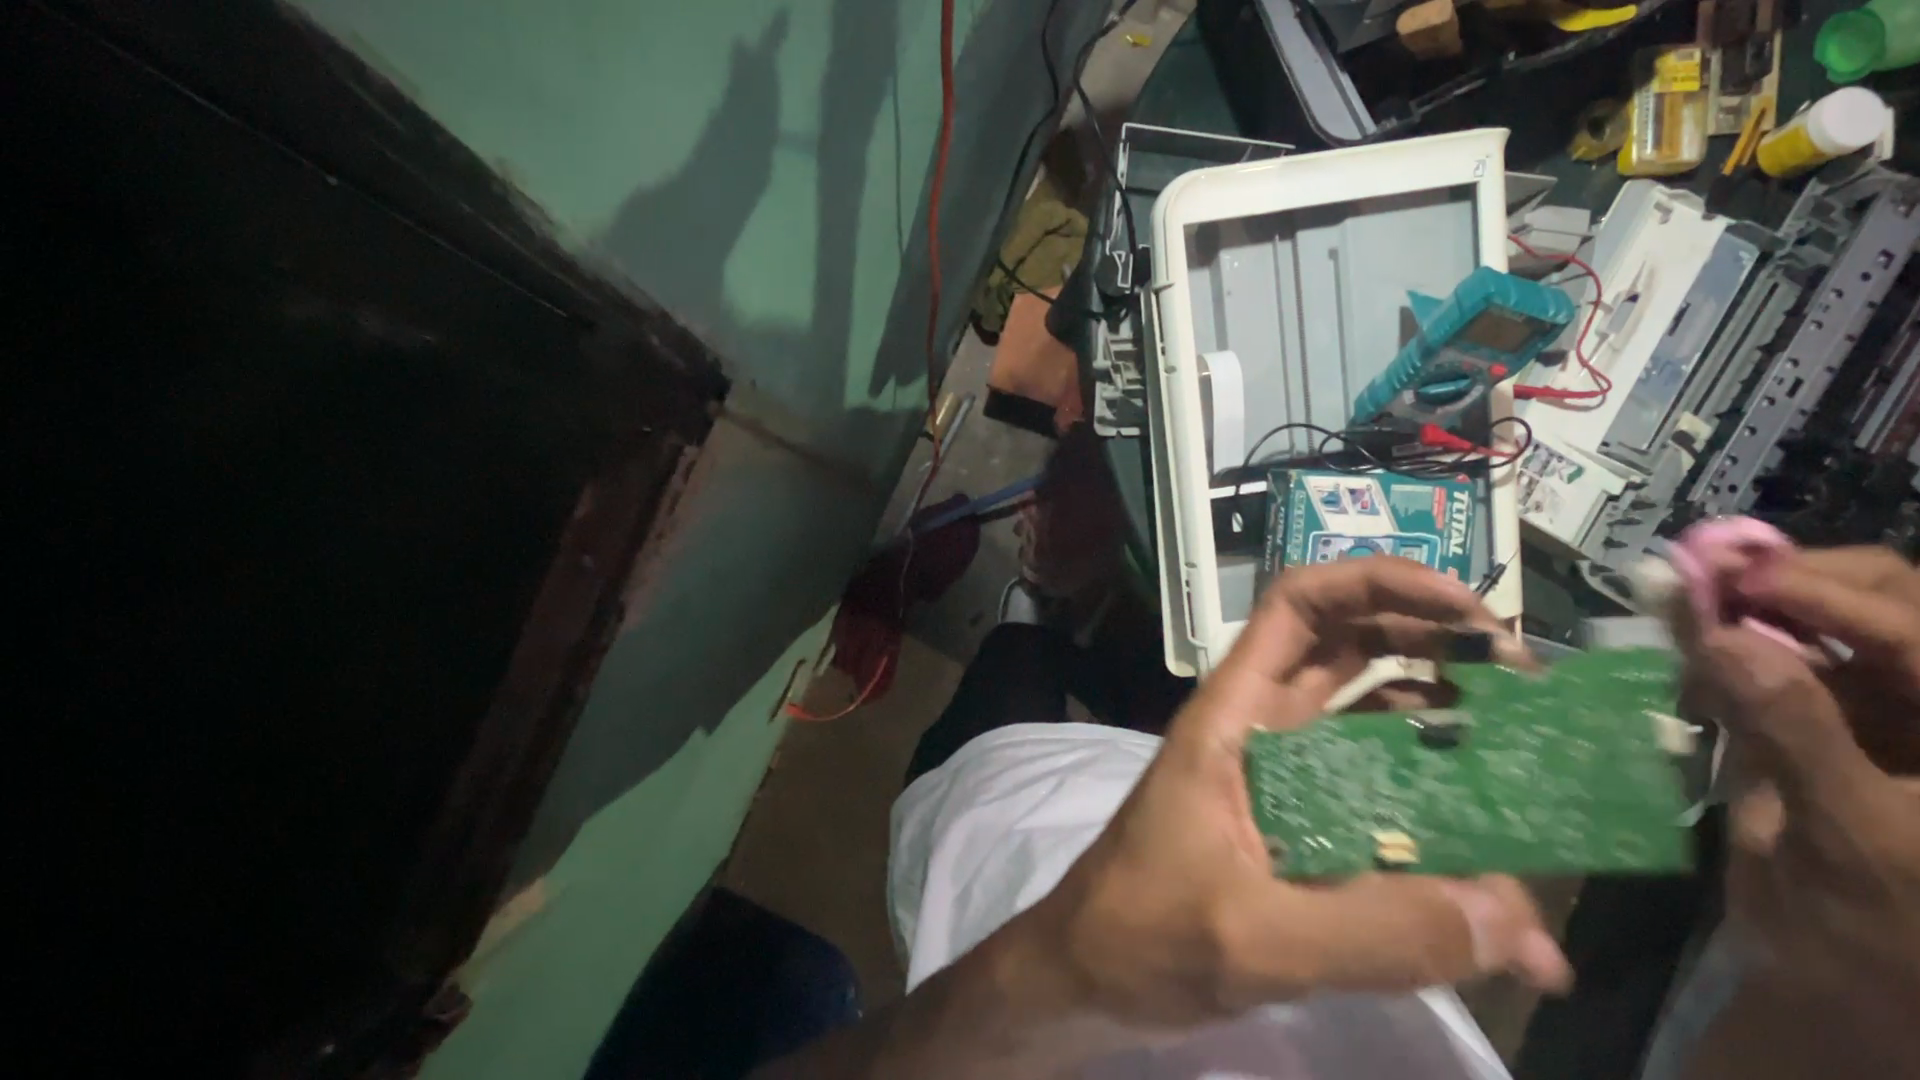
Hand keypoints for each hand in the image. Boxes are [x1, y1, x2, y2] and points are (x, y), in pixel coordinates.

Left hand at [1008, 558, 1572, 1033]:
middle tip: (1528, 688)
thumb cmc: (1143, 934)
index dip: (1380, 584)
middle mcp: (1267, 734)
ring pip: (1380, 731)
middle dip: (1439, 651)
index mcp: (1236, 717)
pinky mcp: (1308, 838)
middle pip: (1355, 653)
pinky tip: (1510, 909)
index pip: (1299, 605)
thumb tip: (1515, 919)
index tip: (1471, 613)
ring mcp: (1290, 785)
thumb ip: (1374, 933)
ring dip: (1455, 742)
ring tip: (1540, 776)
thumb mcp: (1250, 936)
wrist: (1091, 980)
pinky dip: (1445, 842)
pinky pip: (1387, 815)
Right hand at [1686, 547, 1919, 1030]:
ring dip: (1768, 611)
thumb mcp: (1847, 836)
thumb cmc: (1892, 933)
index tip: (1715, 572)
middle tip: (1701, 583)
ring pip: (1846, 624)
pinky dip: (1756, 649)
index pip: (1913, 624)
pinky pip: (1813, 664)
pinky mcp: (1866, 726)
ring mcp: (1907, 714)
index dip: (1815, 588)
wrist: (1898, 1003)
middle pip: (1892, 599)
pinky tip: (1707, 654)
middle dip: (1793, 581)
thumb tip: (1718, 631)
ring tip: (1695, 615)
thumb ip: (1788, 726)